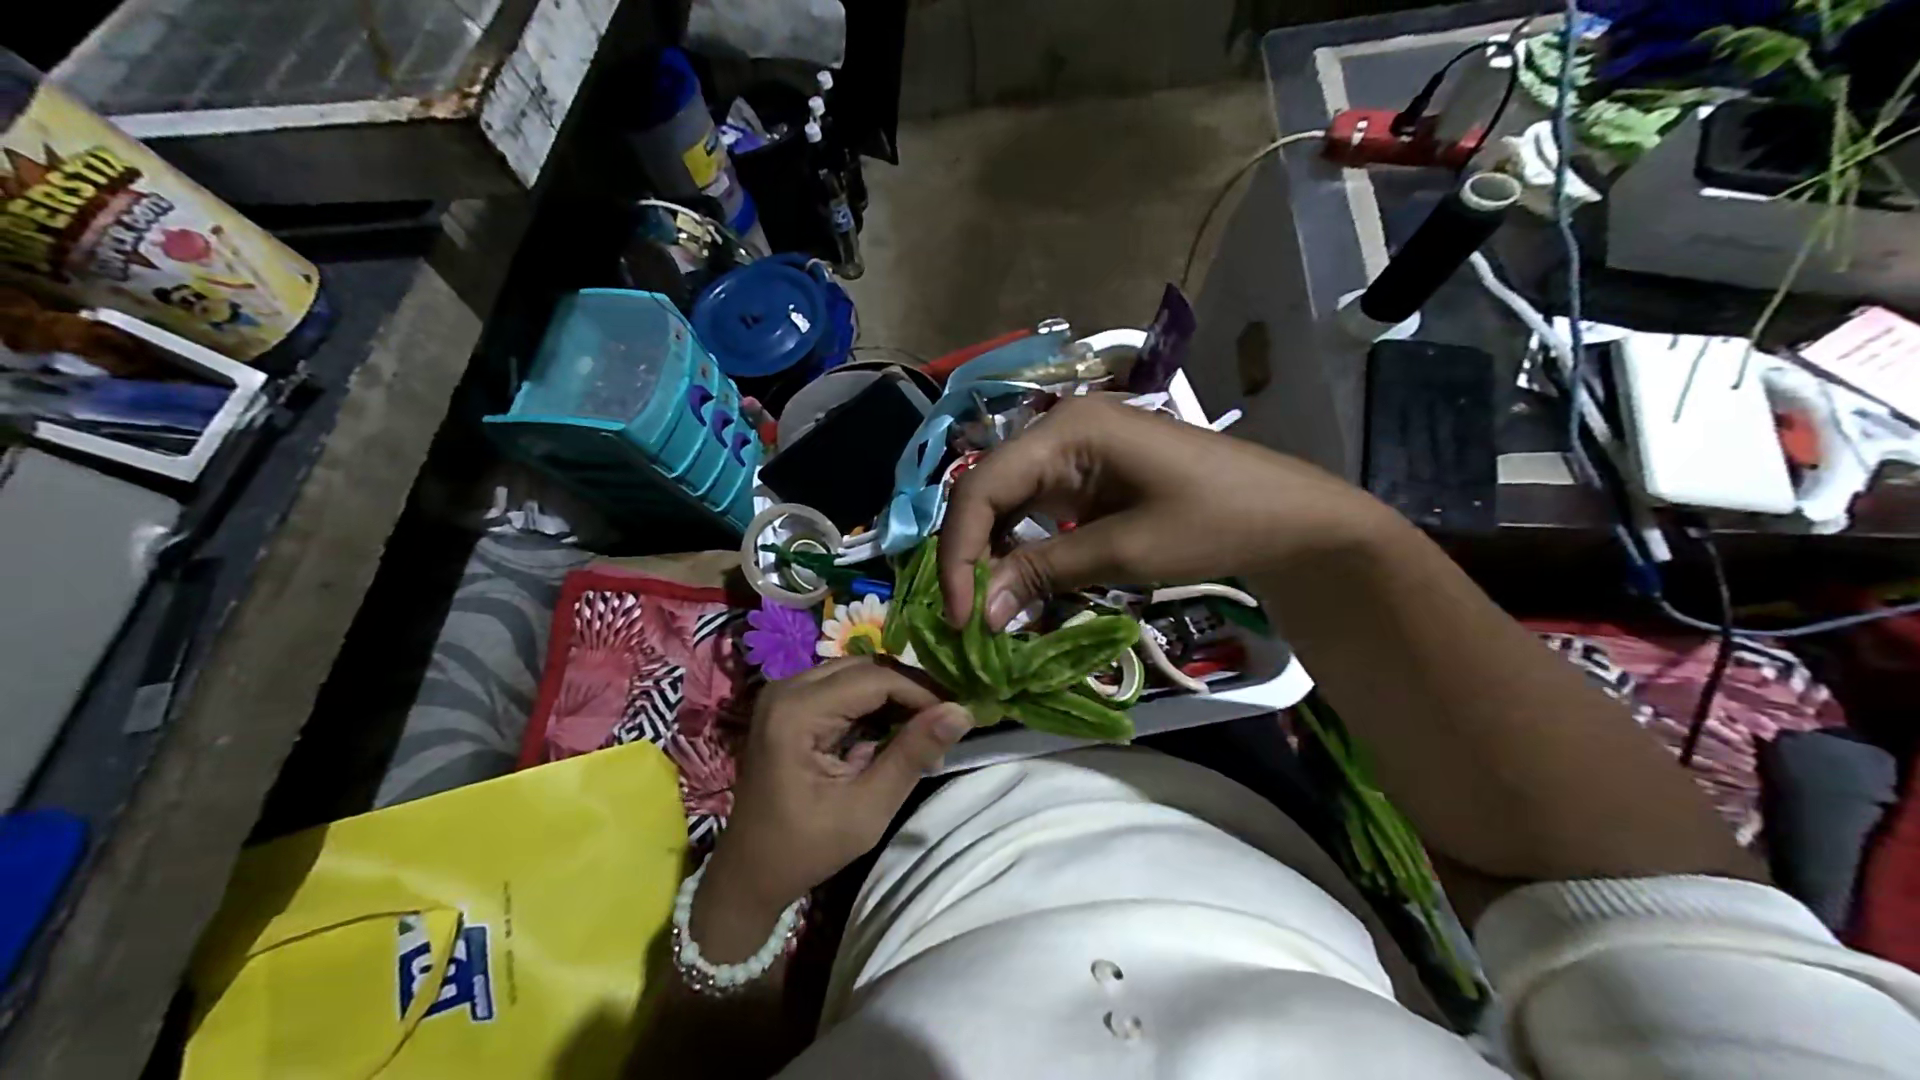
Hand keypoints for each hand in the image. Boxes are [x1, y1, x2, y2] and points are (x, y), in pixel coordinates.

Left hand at [693, 658, 970, 960]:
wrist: (749, 871)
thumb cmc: (806, 847)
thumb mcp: (867, 808)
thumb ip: (912, 754)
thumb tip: (962, 712)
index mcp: (797, 711)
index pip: (876, 678)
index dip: (921, 692)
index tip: (957, 715)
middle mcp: (787, 688)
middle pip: (865, 668)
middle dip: (910, 690)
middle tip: (946, 719)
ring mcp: (784, 693)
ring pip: (856, 672)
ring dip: (893, 695)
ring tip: (926, 727)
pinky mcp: (789, 703)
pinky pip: (841, 687)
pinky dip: (872, 703)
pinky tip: (895, 730)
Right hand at [940, 396, 1407, 626]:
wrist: (1289, 519)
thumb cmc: (1216, 521)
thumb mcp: (1125, 550)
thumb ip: (1044, 573)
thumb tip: (979, 615)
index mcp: (1066, 430)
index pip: (981, 487)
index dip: (959, 551)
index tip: (958, 613)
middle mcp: (1058, 430)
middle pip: (986, 492)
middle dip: (970, 555)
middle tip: (966, 617)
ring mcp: (1072, 453)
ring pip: (1004, 504)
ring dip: (991, 554)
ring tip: (985, 608)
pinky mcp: (1085, 477)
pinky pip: (1033, 511)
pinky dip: (1020, 549)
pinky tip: (1016, 583)